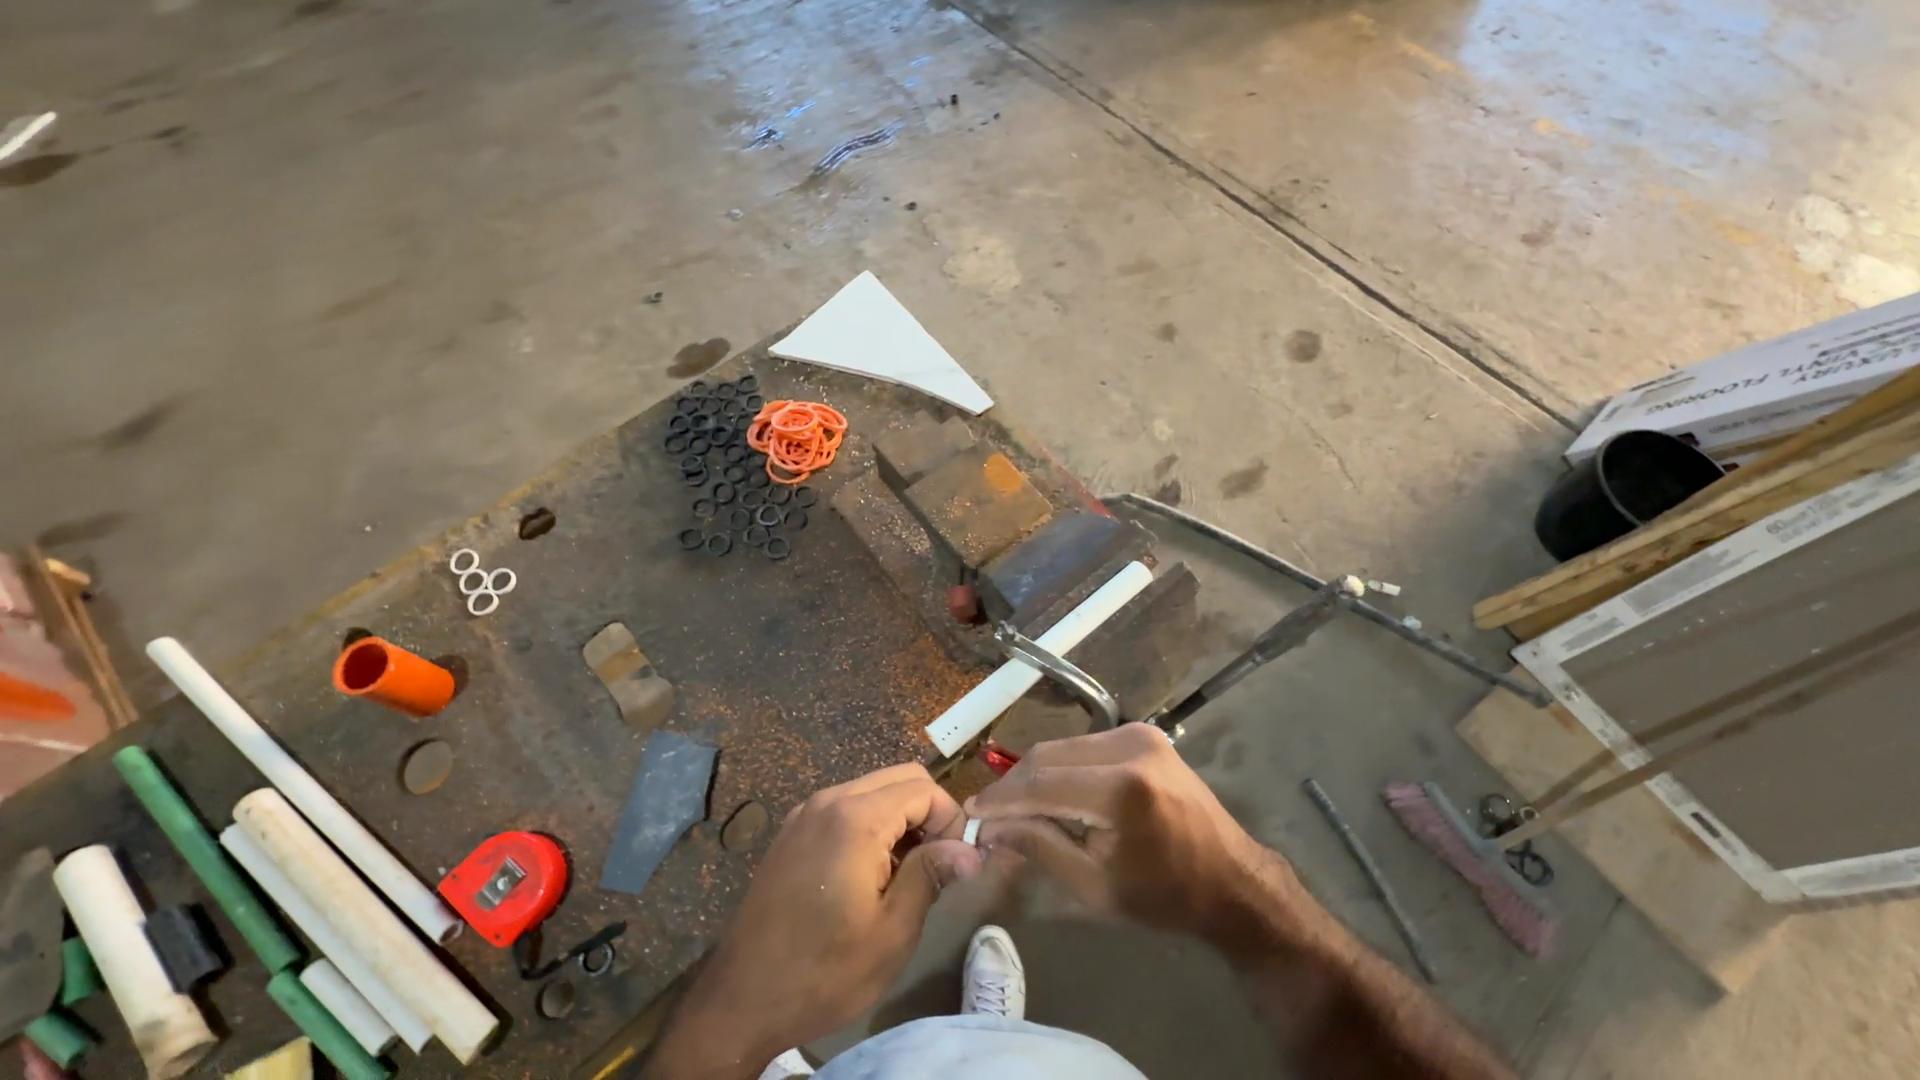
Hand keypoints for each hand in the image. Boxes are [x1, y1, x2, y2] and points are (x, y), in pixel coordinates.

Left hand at [649, 764, 982, 1078]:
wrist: (743, 999)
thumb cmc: (825, 971)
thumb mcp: (892, 931)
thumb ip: (931, 875)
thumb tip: (972, 849)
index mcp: (855, 819)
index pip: (924, 789)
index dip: (950, 820)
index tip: (954, 864)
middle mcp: (828, 801)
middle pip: (900, 778)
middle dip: (928, 812)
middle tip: (934, 865)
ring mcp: (805, 814)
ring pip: (872, 790)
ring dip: (899, 818)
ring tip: (904, 874)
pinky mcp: (792, 832)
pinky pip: (845, 807)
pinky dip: (870, 824)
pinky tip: (869, 873)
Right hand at [968, 725, 1306, 945]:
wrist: (1232, 881)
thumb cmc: (1165, 896)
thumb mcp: (1093, 885)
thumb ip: (1038, 846)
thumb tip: (989, 826)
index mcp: (1121, 789)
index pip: (1039, 783)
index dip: (999, 799)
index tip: (970, 814)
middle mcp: (1130, 747)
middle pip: (1047, 755)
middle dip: (1013, 784)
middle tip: (988, 814)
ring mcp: (1141, 735)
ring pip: (1064, 747)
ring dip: (1035, 775)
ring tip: (1016, 808)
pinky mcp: (1145, 735)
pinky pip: (1086, 746)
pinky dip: (1062, 768)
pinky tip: (1051, 794)